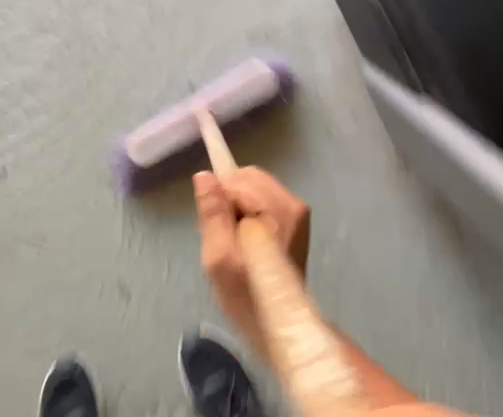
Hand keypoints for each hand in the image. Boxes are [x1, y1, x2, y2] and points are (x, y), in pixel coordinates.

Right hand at [194, 166, 311, 353]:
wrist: (278, 326)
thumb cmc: (245, 297)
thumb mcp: (219, 257)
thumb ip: (213, 213)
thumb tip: (205, 175)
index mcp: (280, 209)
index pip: (238, 179)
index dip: (220, 200)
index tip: (215, 229)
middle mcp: (294, 202)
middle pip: (248, 179)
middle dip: (229, 201)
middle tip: (223, 238)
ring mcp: (297, 210)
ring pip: (254, 187)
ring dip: (238, 207)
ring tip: (234, 242)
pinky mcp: (296, 219)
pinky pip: (263, 199)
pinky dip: (248, 213)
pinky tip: (246, 242)